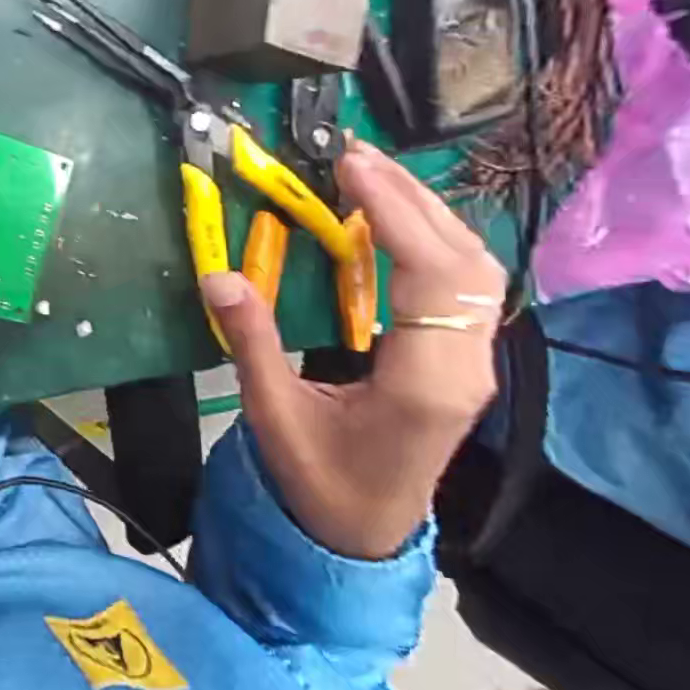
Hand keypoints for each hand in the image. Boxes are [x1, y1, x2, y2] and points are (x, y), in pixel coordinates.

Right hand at [201, 140, 504, 559]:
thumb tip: (218, 276)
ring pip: (472, 269)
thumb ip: (250, 343)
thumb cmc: (318, 478)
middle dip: (414, 198)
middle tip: (353, 156)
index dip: (397, 212)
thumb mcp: (272, 414)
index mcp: (426, 380)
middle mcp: (464, 363)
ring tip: (367, 176)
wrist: (360, 532)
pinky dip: (424, 239)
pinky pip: (455, 284)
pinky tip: (383, 223)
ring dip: (423, 213)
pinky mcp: (455, 357)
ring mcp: (467, 361)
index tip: (351, 167)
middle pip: (469, 260)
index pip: (435, 275)